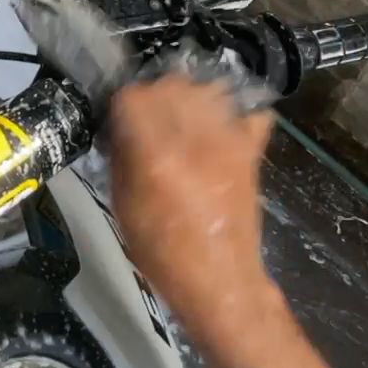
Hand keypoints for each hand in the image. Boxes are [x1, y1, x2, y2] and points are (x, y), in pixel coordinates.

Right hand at [105, 73, 282, 353]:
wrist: (221, 284)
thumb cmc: (163, 251)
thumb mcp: (123, 204)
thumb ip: (121, 155)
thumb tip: (119, 124)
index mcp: (156, 155)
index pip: (133, 96)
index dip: (120, 103)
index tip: (117, 116)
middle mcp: (193, 140)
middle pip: (170, 83)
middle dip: (153, 93)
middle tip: (146, 116)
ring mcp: (228, 142)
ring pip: (206, 87)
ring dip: (189, 95)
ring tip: (180, 115)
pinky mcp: (250, 151)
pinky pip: (250, 110)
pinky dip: (234, 111)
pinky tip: (218, 124)